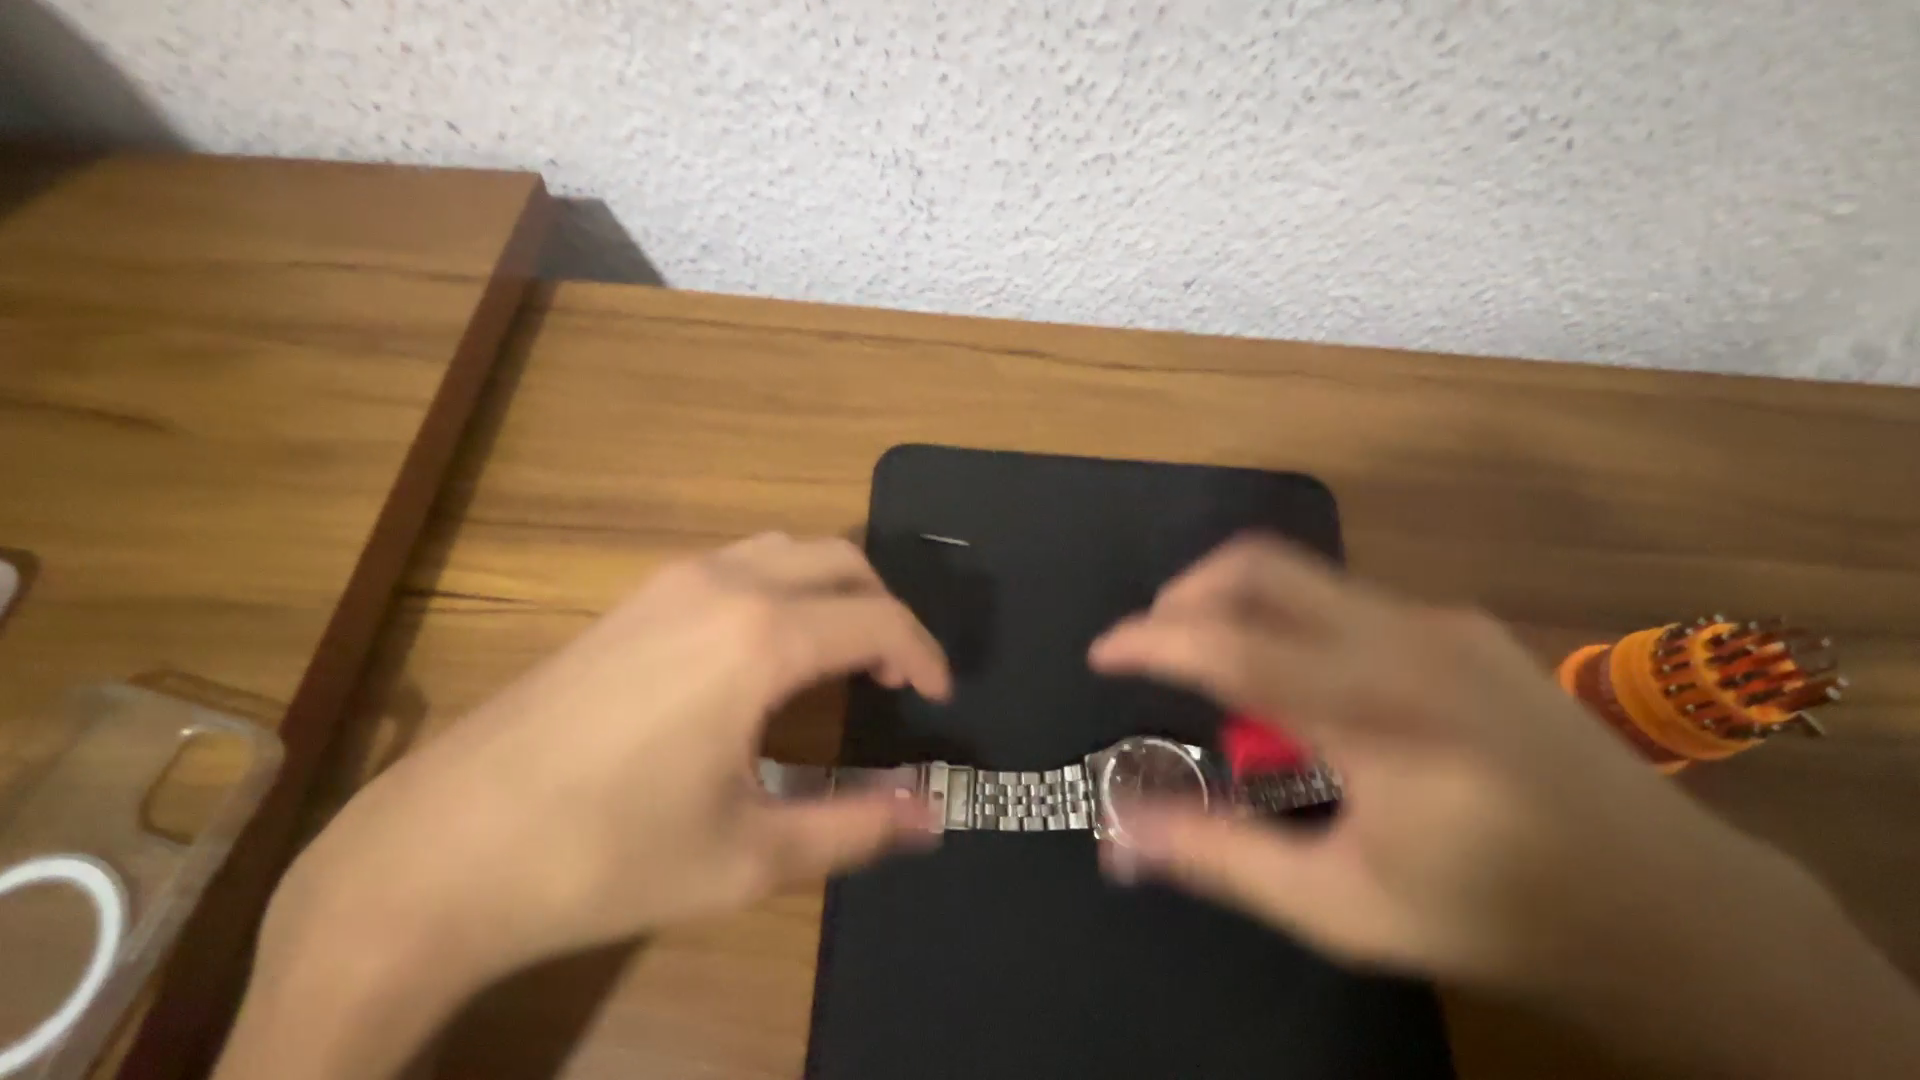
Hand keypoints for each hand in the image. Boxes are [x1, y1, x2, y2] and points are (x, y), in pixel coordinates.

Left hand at [263, 533, 950, 996]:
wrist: (441, 851)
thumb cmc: (607, 857)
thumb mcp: (748, 857)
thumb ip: (854, 828)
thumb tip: (932, 816)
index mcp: (760, 640)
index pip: (879, 620)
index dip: (924, 655)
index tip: (940, 699)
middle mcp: (721, 587)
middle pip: (839, 561)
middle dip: (885, 610)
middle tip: (899, 676)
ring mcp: (667, 584)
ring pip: (783, 550)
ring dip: (831, 590)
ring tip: (841, 658)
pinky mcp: (628, 601)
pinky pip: (734, 565)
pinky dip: (781, 588)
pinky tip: (763, 655)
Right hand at [1087, 535, 1822, 991]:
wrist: (1670, 906)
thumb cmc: (1495, 916)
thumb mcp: (1342, 908)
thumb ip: (1222, 858)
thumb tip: (1120, 837)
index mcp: (1383, 717)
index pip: (1235, 648)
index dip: (1152, 640)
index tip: (1100, 654)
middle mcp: (1412, 644)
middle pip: (1264, 569)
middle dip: (1185, 593)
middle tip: (1148, 645)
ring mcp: (1445, 626)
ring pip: (1304, 577)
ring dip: (1235, 605)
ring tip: (1211, 672)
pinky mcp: (1463, 628)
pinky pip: (1344, 599)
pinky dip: (1287, 620)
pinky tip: (1294, 686)